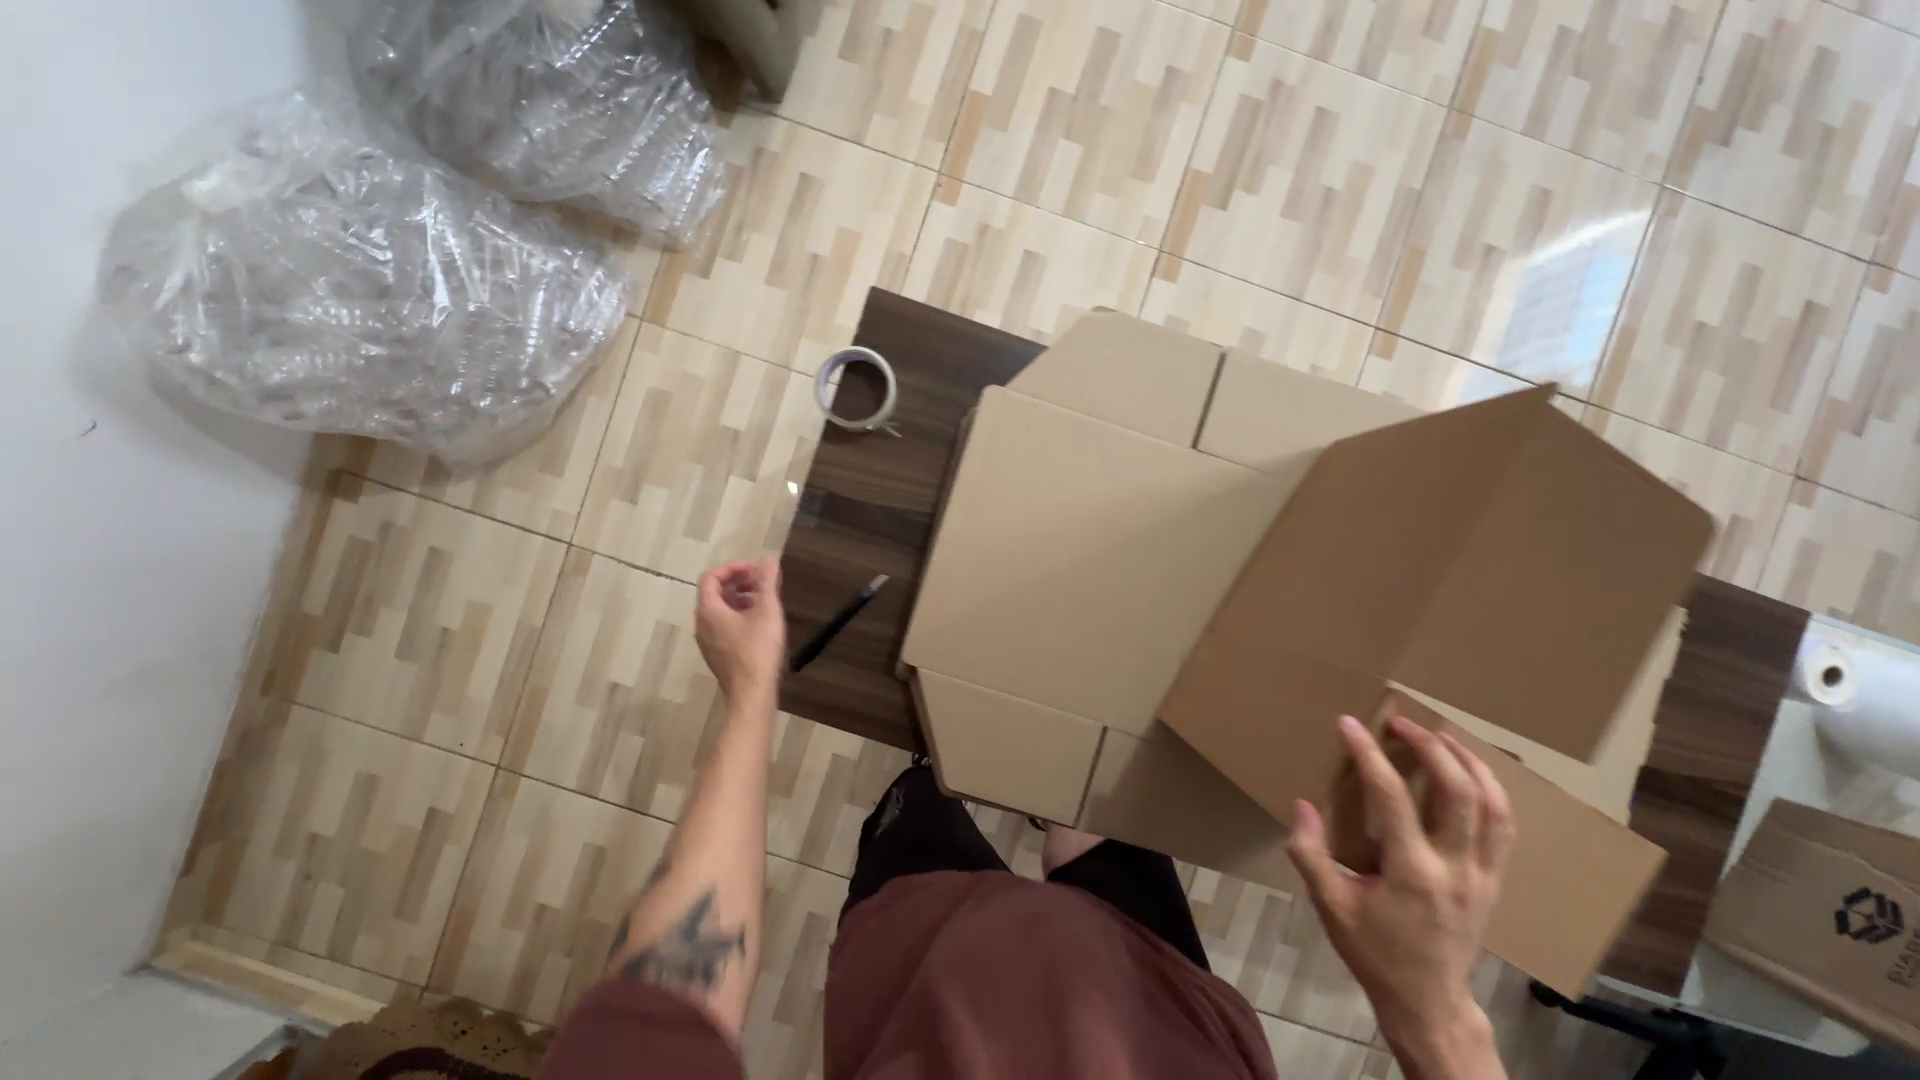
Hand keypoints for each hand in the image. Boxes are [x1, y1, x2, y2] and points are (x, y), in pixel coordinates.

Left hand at [695, 558, 785, 702]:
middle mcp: (701, 624)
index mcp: (709, 610)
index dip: (733, 568)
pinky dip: (737, 616)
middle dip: (738, 583)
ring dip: (739, 599)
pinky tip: (759, 624)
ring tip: (763, 602)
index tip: (756, 571)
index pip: (711, 577)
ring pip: (718, 610)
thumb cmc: (758, 650)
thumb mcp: (767, 612)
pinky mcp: (716, 654)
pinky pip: (721, 626)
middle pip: (713, 593)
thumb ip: (768, 582)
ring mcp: (706, 641)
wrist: (751, 694)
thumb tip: (769, 559)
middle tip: (762, 583)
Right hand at [1287, 715, 1513, 1079]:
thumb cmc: (1373, 952)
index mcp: (1411, 873)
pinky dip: (1489, 791)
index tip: (1350, 724)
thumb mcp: (1330, 906)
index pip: (1392, 797)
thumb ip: (1310, 854)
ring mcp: (1483, 874)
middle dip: (1431, 748)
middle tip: (1402, 723)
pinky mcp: (1495, 881)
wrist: (1427, 1000)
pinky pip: (1504, 826)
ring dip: (1470, 763)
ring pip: (1493, 805)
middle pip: (1459, 791)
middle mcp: (1455, 868)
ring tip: (1444, 737)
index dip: (1369, 754)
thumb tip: (1301, 805)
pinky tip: (1470, 775)